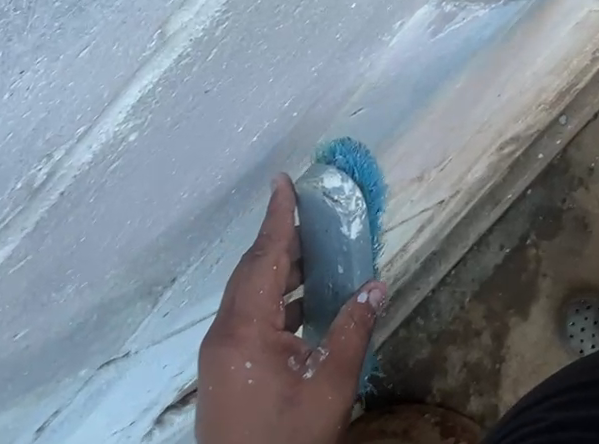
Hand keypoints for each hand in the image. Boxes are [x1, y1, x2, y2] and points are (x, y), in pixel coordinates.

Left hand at [197, 174, 384, 443]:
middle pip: (252, 271)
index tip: (283, 180)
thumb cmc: (288, 436)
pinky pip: (250, 314)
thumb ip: (351, 330)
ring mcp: (222, 353)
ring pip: (250, 292)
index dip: (277, 217)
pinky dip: (277, 294)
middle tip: (307, 206)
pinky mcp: (227, 369)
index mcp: (245, 330)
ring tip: (314, 245)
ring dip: (279, 266)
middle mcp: (225, 334)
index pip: (263, 258)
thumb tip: (376, 286)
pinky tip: (305, 297)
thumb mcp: (330, 385)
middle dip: (280, 236)